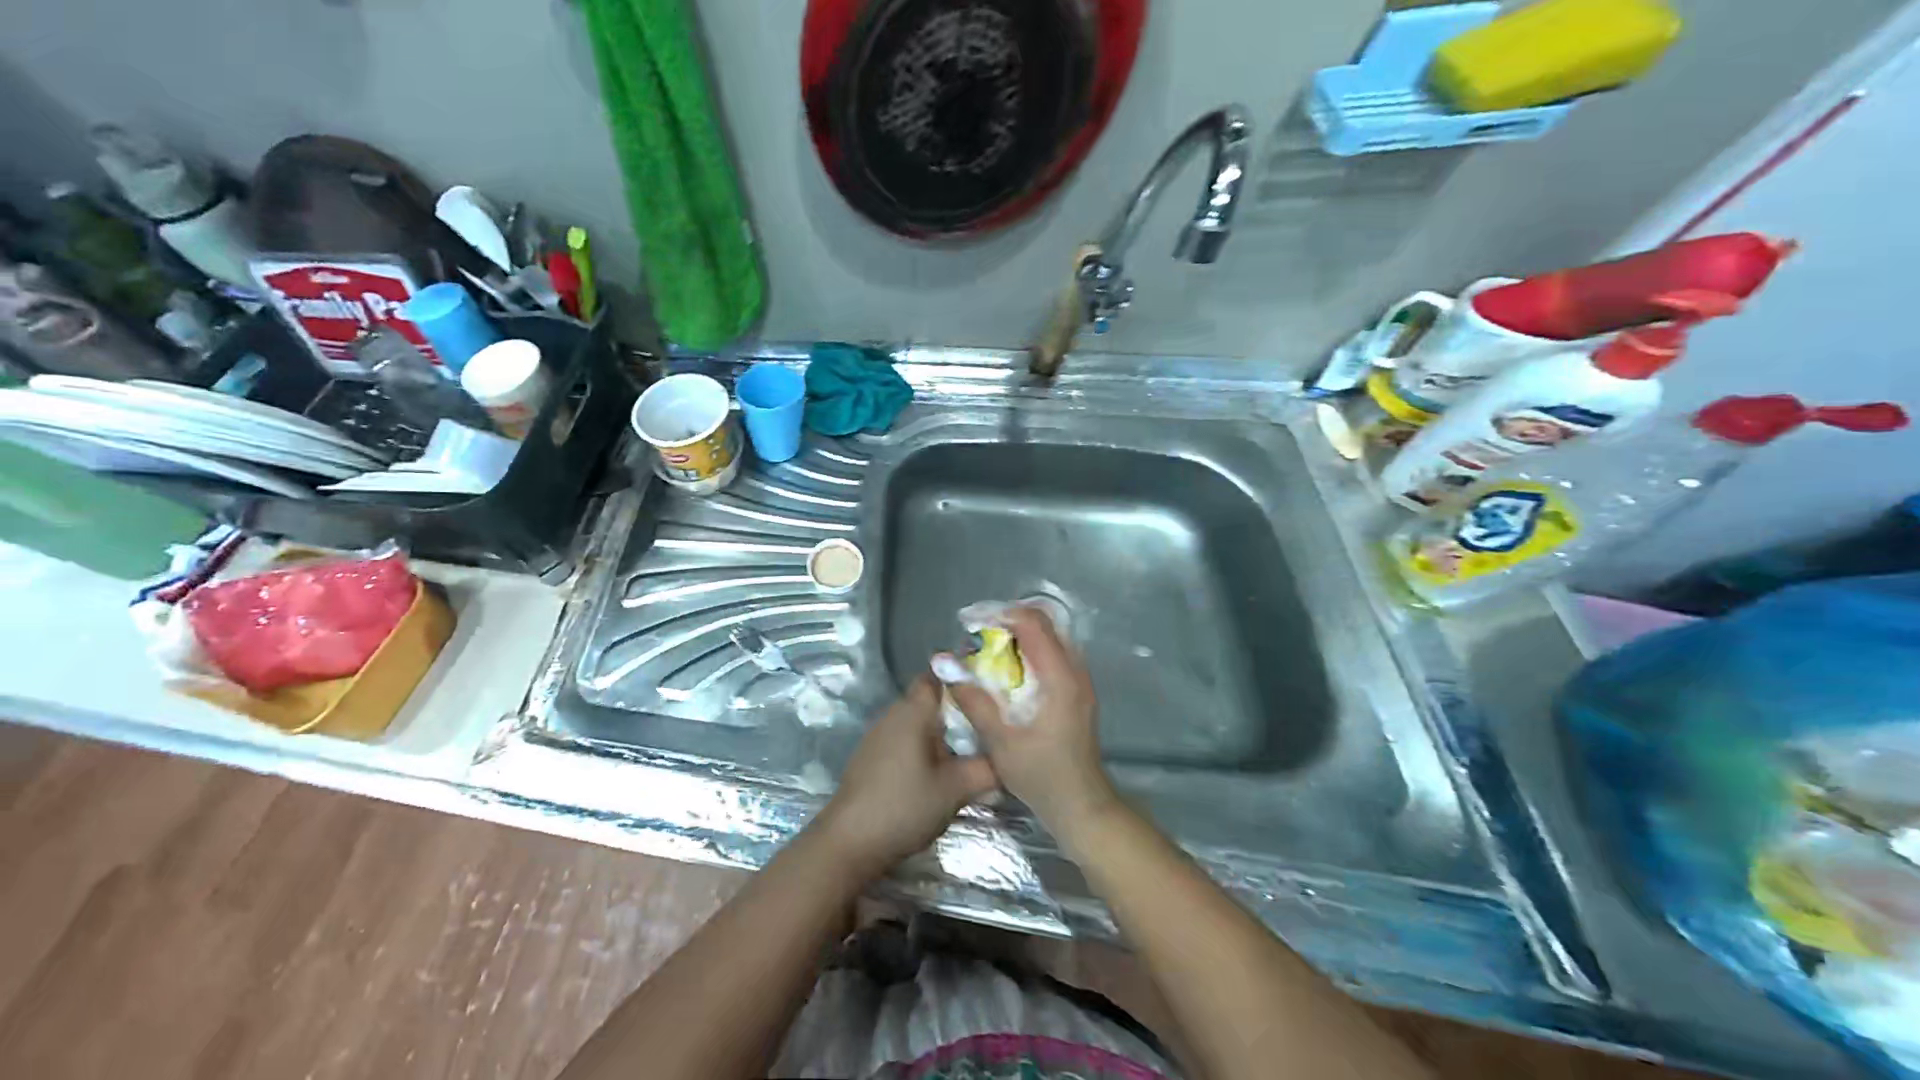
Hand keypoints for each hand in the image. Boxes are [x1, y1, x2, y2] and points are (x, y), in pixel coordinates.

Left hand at [812, 674, 998, 878]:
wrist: (850, 843)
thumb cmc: (905, 805)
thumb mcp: (956, 789)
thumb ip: (987, 769)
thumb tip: (1009, 758)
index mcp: (913, 711)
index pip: (938, 675)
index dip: (963, 679)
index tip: (989, 692)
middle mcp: (893, 715)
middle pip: (930, 700)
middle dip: (958, 710)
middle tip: (989, 727)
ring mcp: (878, 736)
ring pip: (918, 723)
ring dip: (941, 733)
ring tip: (970, 751)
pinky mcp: (871, 758)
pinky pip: (904, 740)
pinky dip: (923, 748)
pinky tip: (939, 771)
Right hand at [943, 605, 1117, 838]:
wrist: (1082, 805)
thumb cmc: (1041, 775)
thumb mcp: (1001, 741)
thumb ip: (975, 700)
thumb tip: (948, 669)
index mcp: (1060, 677)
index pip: (1033, 623)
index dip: (1000, 614)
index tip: (971, 622)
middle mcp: (1075, 671)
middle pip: (1044, 624)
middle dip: (1008, 621)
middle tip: (977, 632)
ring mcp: (1080, 682)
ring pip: (1051, 639)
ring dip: (1019, 636)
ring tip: (988, 648)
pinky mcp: (1078, 694)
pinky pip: (1054, 656)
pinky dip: (1030, 653)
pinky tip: (1008, 671)